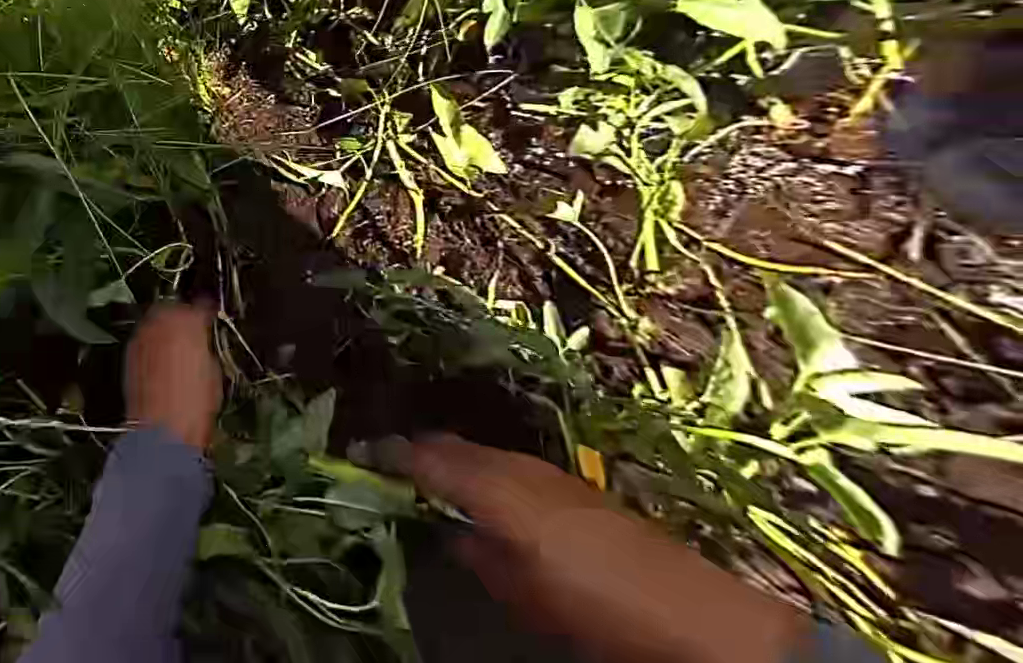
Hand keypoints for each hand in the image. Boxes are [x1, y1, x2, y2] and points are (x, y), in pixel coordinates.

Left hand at [125, 302, 221, 450]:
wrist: (161, 430)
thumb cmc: (195, 405)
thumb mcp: (213, 371)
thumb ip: (204, 346)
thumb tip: (201, 341)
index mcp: (189, 324)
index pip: (200, 305)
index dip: (207, 311)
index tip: (211, 316)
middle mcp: (162, 322)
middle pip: (173, 307)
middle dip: (183, 314)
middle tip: (192, 327)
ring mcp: (143, 334)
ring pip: (155, 319)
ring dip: (165, 324)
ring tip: (175, 340)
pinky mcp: (130, 350)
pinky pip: (144, 335)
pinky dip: (152, 339)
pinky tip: (159, 353)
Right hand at [390, 434, 811, 662]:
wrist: (699, 615)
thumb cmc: (595, 605)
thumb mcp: (522, 592)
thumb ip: (477, 555)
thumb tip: (450, 533)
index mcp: (489, 487)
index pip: (422, 457)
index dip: (387, 454)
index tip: (359, 454)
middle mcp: (509, 464)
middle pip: (447, 444)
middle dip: (415, 452)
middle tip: (390, 468)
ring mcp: (540, 468)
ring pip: (475, 450)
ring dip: (449, 460)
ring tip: (432, 482)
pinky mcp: (565, 480)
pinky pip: (503, 461)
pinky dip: (480, 468)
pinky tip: (484, 495)